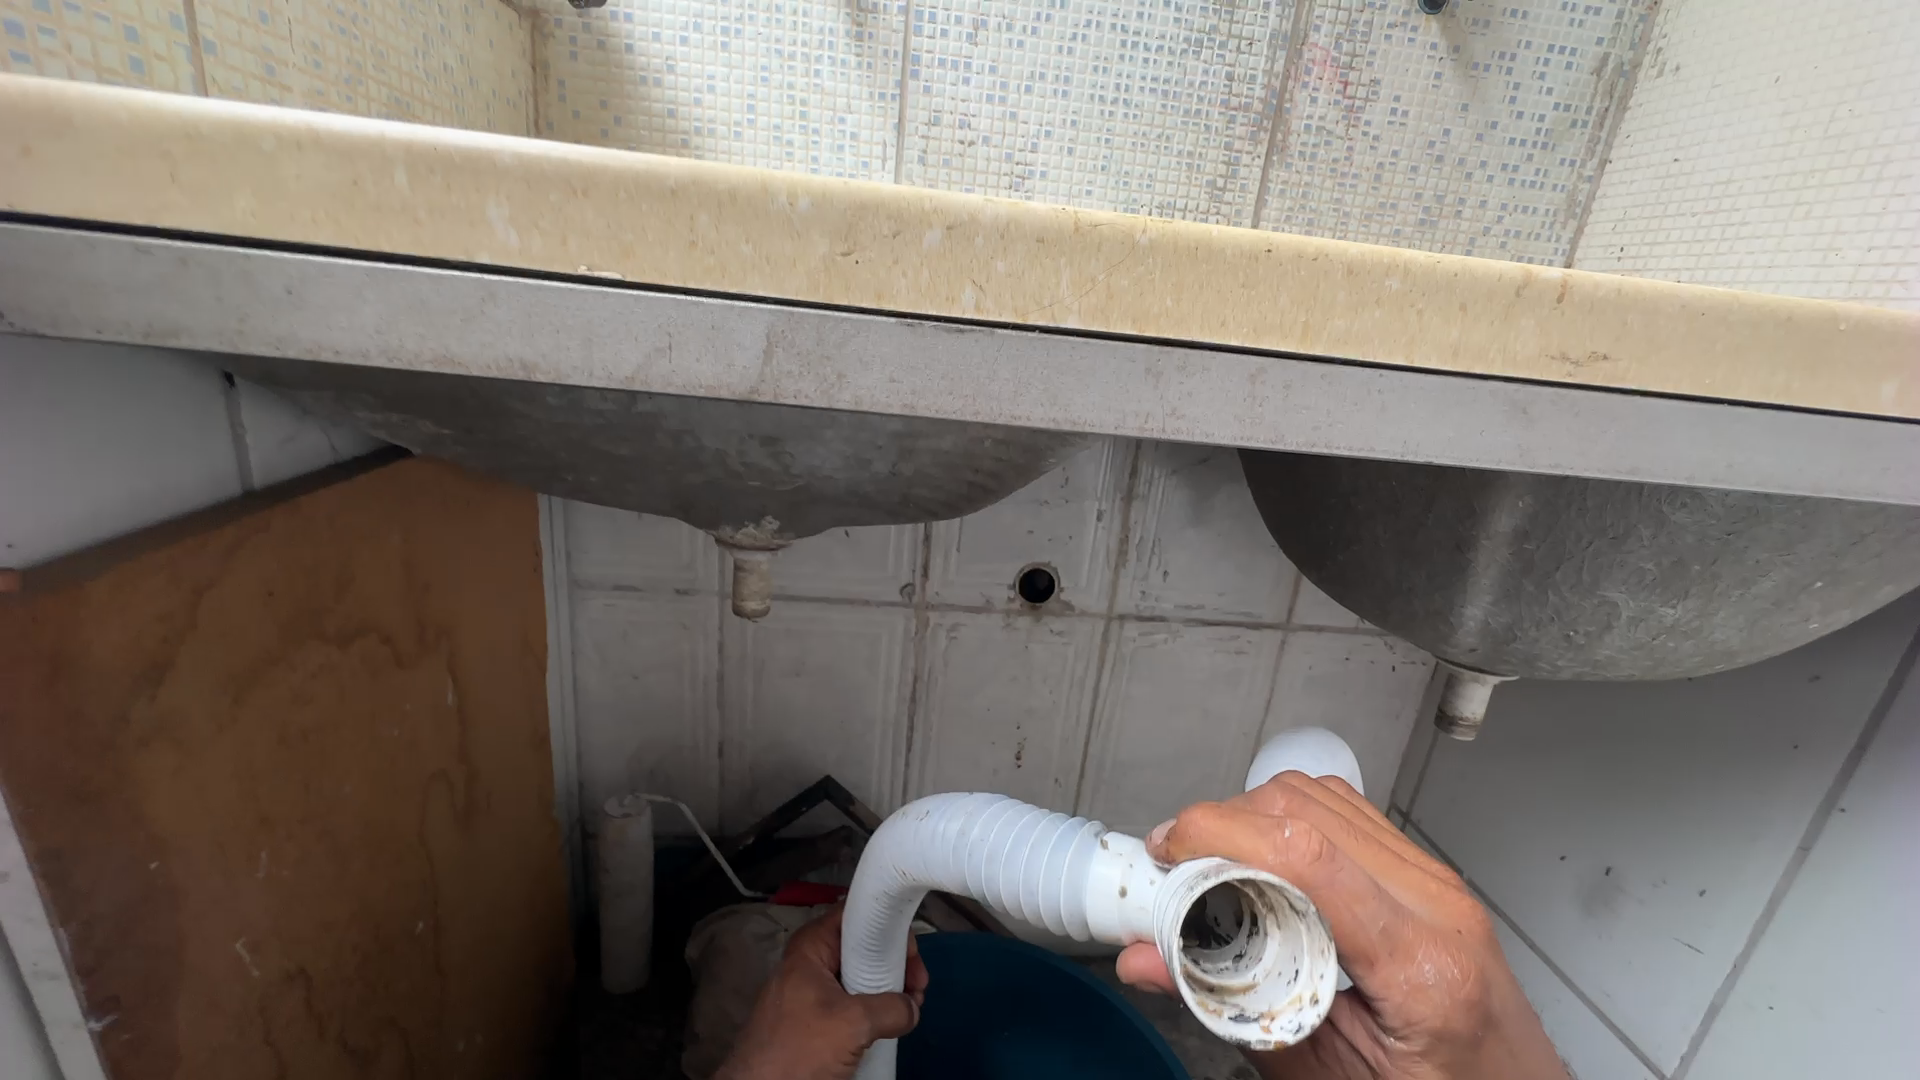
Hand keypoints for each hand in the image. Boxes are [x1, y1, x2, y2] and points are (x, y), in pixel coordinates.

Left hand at [714, 907, 928, 1079]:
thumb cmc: (798, 1049)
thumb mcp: (852, 1024)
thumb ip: (891, 1009)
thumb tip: (911, 1009)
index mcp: (812, 945)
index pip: (858, 914)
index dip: (890, 926)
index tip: (912, 953)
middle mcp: (811, 960)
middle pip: (863, 946)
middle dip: (895, 964)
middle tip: (917, 985)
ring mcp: (811, 990)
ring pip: (859, 976)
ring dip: (888, 990)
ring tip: (909, 1008)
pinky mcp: (813, 1019)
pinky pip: (850, 1002)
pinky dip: (873, 1010)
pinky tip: (890, 1024)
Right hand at [1116, 773, 1569, 1079]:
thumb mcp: (1321, 1079)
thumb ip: (1229, 1010)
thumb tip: (1141, 960)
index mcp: (1418, 967)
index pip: (1305, 855)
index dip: (1219, 832)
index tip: (1168, 851)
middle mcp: (1432, 902)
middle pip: (1301, 809)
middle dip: (1221, 822)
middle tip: (1178, 863)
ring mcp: (1432, 875)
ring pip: (1316, 792)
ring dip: (1248, 813)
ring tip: (1215, 858)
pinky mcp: (1422, 866)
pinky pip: (1339, 804)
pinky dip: (1284, 812)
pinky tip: (1264, 852)